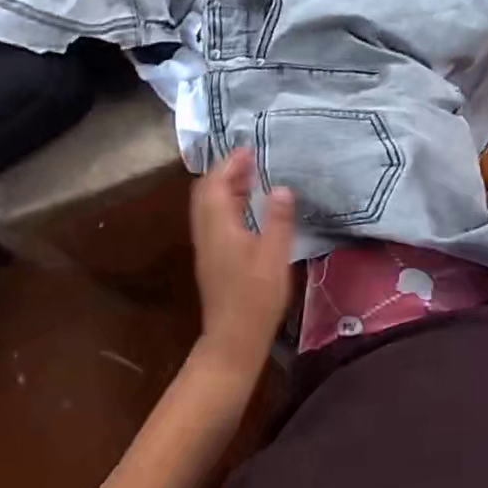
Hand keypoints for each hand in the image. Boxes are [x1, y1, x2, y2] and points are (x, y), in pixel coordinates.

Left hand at [190, 148, 296, 353]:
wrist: (233, 338)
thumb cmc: (256, 297)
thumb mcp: (275, 256)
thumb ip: (278, 220)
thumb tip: (281, 187)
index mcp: (219, 227)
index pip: (216, 184)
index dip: (230, 163)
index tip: (249, 149)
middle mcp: (206, 232)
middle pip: (206, 192)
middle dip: (225, 172)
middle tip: (250, 161)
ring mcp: (206, 246)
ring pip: (207, 206)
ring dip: (225, 188)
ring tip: (251, 179)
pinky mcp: (212, 258)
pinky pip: (213, 219)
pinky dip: (226, 204)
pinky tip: (246, 210)